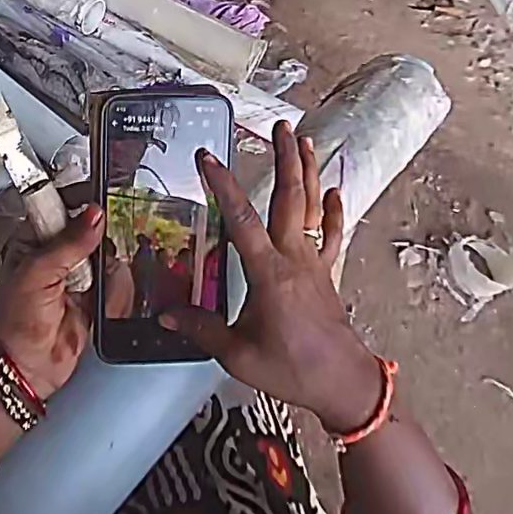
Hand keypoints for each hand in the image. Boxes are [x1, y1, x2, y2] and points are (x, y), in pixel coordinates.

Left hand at [0, 206, 103, 399]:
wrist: (27, 366)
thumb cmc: (16, 318)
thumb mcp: (37, 273)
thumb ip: (69, 243)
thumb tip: (94, 214)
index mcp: (36, 237)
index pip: (62, 204)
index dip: (81, 199)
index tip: (100, 199)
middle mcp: (60, 252)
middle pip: (94, 229)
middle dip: (100, 242)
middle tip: (93, 258)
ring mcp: (80, 274)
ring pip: (110, 256)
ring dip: (105, 272)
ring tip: (87, 289)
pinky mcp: (96, 296)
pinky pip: (117, 284)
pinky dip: (113, 294)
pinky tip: (95, 305)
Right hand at [159, 122, 385, 430]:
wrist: (346, 385)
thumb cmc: (294, 369)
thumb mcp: (238, 354)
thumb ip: (201, 329)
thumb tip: (167, 317)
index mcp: (269, 273)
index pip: (242, 219)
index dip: (223, 186)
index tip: (208, 159)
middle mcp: (294, 258)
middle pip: (290, 198)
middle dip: (285, 159)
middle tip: (280, 128)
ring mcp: (315, 263)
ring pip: (313, 208)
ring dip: (309, 172)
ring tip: (305, 141)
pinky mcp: (327, 274)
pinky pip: (333, 235)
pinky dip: (335, 211)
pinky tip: (334, 191)